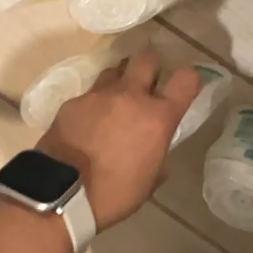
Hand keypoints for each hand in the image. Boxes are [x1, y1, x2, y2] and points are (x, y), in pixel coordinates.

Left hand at [36, 51, 199, 229]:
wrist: (62, 194)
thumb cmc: (115, 193)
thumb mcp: (150, 180)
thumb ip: (158, 153)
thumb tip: (155, 146)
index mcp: (158, 117)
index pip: (186, 79)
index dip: (189, 79)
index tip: (185, 86)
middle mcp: (130, 96)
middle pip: (147, 58)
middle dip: (151, 67)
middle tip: (147, 83)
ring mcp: (98, 95)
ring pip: (115, 71)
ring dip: (119, 82)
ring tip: (115, 103)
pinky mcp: (72, 102)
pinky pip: (89, 95)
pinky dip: (93, 105)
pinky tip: (87, 124)